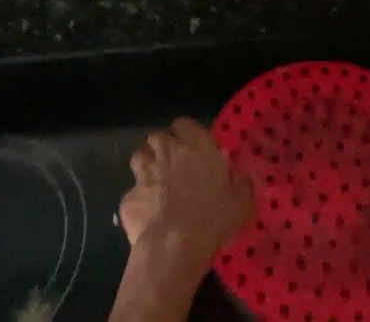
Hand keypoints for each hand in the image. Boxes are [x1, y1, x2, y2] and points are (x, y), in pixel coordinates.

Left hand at [119, 118, 255, 270]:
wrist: (174, 245)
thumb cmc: (213, 217)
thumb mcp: (242, 201)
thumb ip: (242, 184)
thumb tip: (241, 177)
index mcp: (196, 145)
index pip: (184, 124)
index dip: (186, 134)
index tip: (192, 148)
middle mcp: (167, 151)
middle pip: (158, 137)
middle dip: (162, 147)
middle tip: (173, 165)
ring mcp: (144, 173)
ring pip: (139, 157)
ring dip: (146, 166)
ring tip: (156, 184)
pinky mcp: (128, 198)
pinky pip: (132, 194)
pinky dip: (139, 201)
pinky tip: (148, 216)